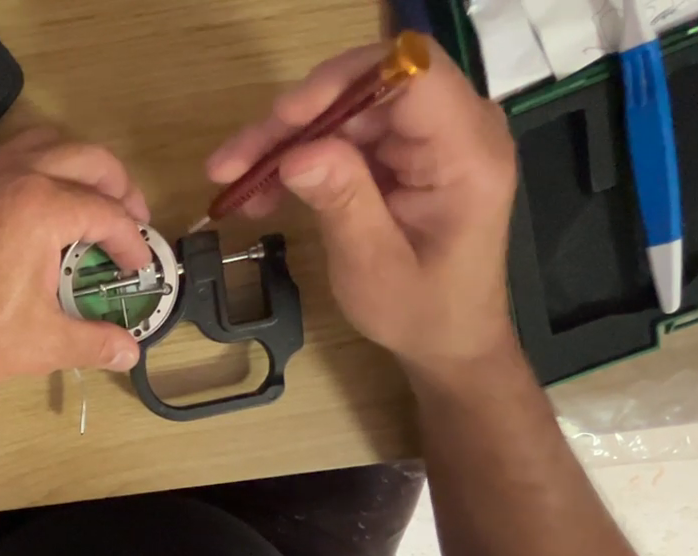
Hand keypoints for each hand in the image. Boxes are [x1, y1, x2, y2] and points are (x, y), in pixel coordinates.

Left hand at [0, 130, 154, 398]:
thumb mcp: (39, 346)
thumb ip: (94, 343)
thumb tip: (130, 353)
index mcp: (38, 209)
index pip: (107, 213)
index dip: (133, 243)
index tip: (140, 269)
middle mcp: (11, 175)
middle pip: (88, 159)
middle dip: (119, 190)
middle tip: (130, 224)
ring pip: (47, 143)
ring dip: (79, 167)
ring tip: (91, 206)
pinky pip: (9, 155)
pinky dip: (39, 167)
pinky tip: (41, 208)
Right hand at [206, 40, 519, 372]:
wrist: (447, 336)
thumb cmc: (419, 311)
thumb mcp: (373, 266)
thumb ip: (343, 202)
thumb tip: (296, 155)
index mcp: (466, 153)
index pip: (410, 78)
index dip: (342, 84)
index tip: (282, 118)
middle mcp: (454, 129)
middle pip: (366, 91)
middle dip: (294, 121)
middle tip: (231, 163)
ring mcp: (426, 139)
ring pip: (345, 113)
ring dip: (285, 143)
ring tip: (232, 181)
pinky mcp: (402, 154)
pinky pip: (345, 139)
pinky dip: (299, 160)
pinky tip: (260, 191)